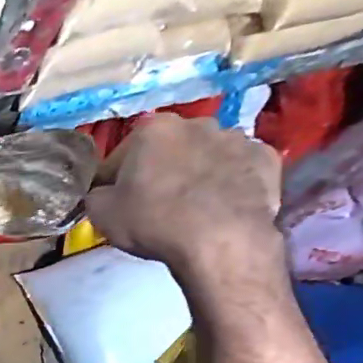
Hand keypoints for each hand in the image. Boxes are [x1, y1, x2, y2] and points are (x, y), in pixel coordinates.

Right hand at [85, 115, 284, 282]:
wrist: (220, 240)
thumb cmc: (155, 221)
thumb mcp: (103, 215)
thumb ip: (96, 198)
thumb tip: (101, 194)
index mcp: (152, 129)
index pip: (120, 157)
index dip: (113, 183)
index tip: (114, 205)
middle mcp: (195, 122)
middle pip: (167, 151)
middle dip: (160, 172)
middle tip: (155, 208)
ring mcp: (236, 137)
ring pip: (206, 156)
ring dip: (197, 175)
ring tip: (194, 210)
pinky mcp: (266, 159)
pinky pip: (240, 170)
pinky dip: (232, 184)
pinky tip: (224, 207)